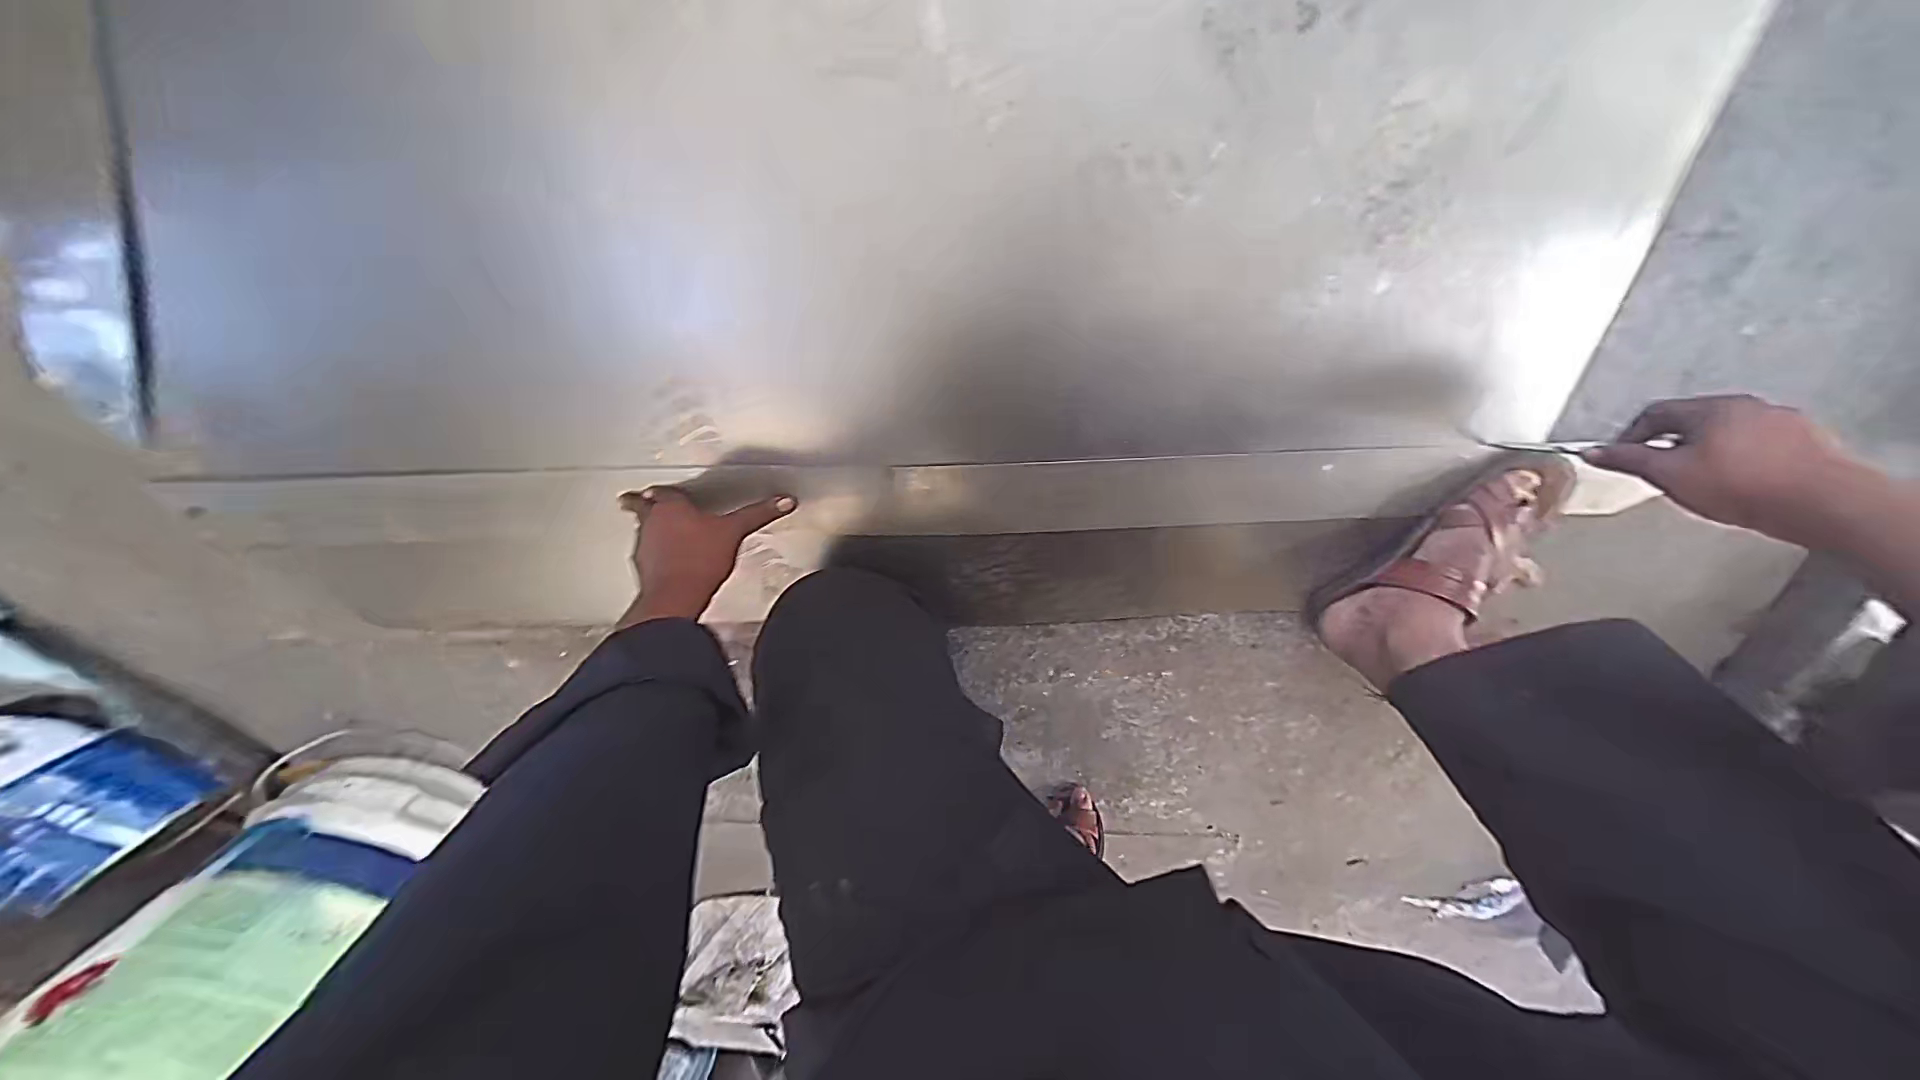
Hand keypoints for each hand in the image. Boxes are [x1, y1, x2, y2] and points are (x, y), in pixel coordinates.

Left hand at [614, 487, 797, 626]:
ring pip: (644, 530)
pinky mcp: (644, 568)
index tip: (657, 490)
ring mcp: (645, 546)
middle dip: (642, 504)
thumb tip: (784, 501)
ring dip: (650, 529)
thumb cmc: (700, 561)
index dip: (663, 491)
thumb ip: (758, 514)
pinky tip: (667, 561)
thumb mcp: (735, 531)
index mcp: (672, 508)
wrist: (676, 596)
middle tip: (638, 501)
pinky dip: (654, 554)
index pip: (664, 492)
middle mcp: (653, 523)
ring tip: (659, 531)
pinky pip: (647, 554)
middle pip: (644, 508)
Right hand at [1582, 395, 1874, 547]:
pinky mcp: (1807, 442)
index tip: (1623, 457)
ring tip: (1700, 481)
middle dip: (1669, 445)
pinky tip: (1737, 482)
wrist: (1822, 504)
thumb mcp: (1667, 474)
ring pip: (1725, 433)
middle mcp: (1749, 407)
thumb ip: (1627, 459)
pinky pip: (1758, 445)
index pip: (1654, 413)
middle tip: (1661, 473)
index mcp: (1712, 408)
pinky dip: (1739, 459)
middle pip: (1691, 421)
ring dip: (1705, 452)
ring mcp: (1783, 422)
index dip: (1630, 436)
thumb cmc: (1742, 485)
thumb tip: (1593, 452)